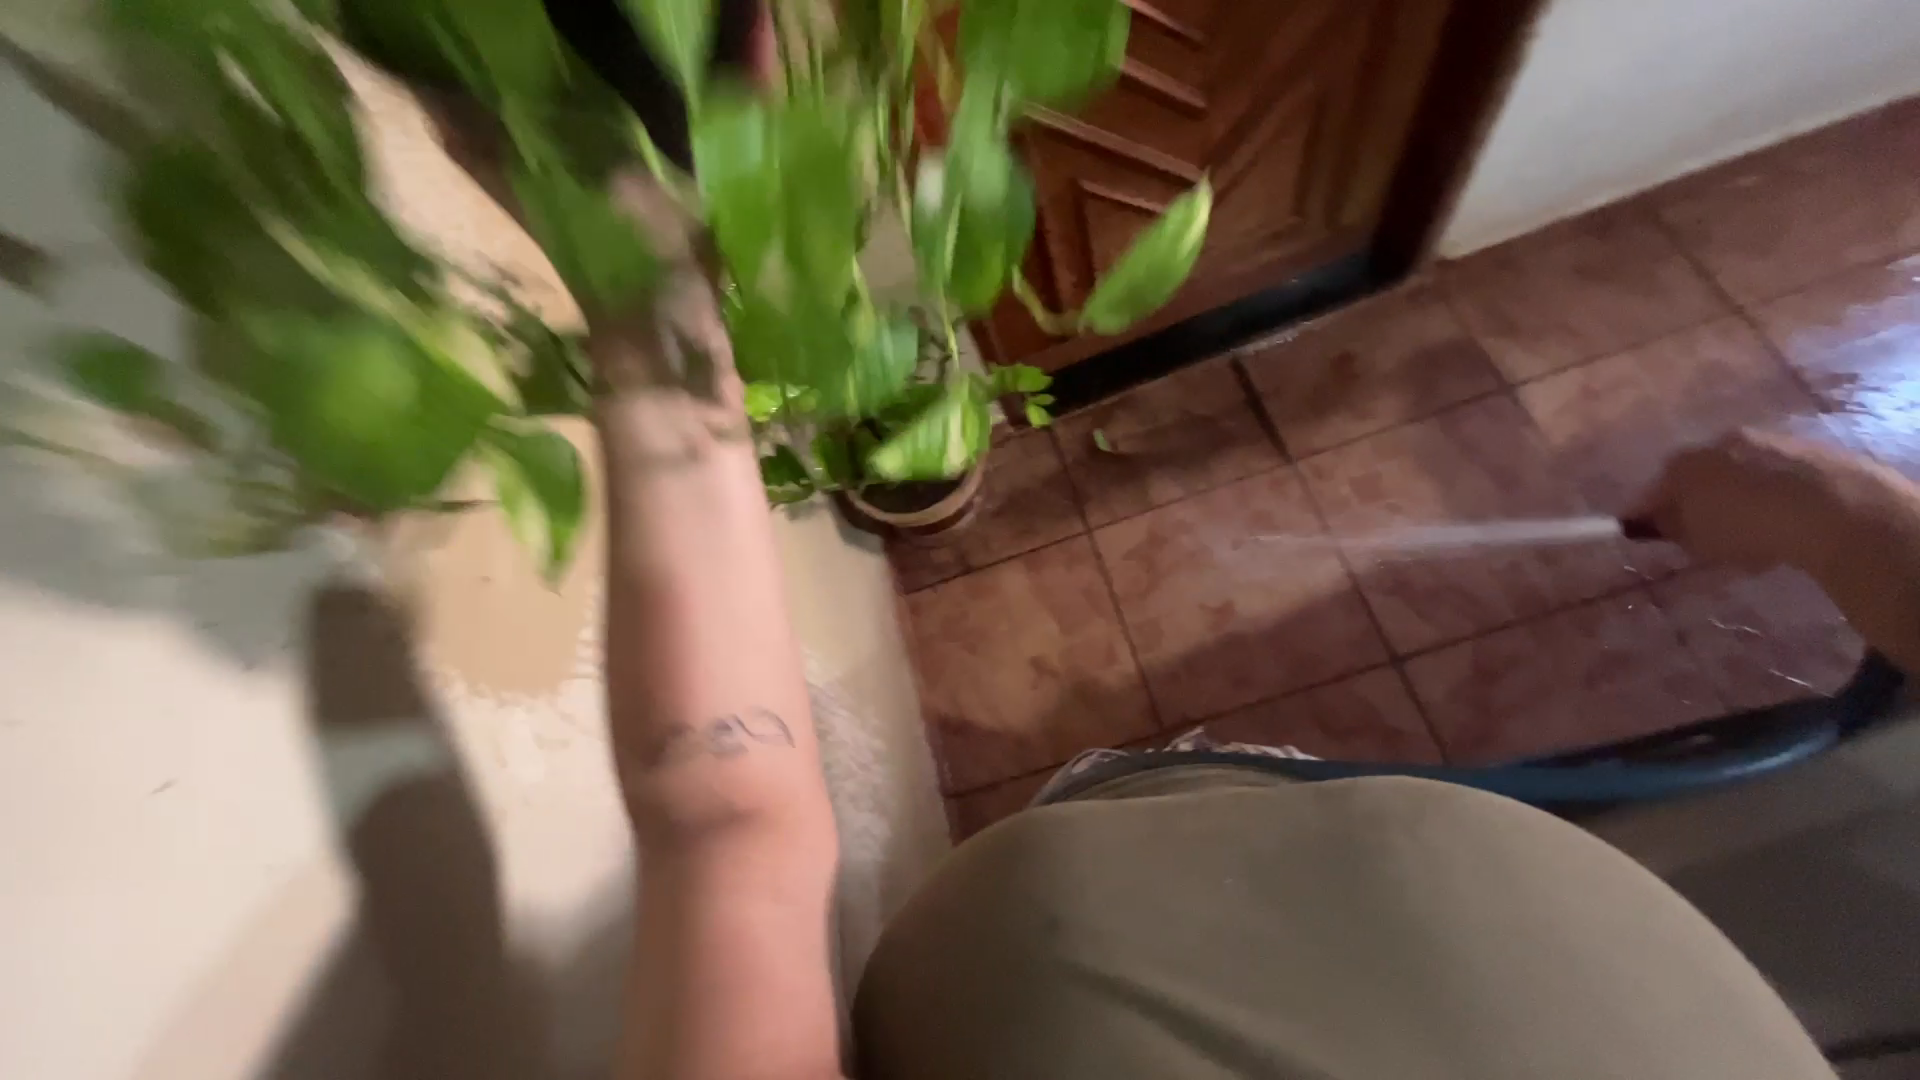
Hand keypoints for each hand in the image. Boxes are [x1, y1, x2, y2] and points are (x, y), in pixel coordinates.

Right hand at [1632, 429, 1919, 669]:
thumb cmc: (1747, 527)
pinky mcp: (1811, 449)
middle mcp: (1718, 443)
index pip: (1650, 491)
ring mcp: (1768, 441)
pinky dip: (1774, 492)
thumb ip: (1665, 528)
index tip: (1647, 535)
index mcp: (1681, 463)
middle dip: (1695, 500)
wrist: (1840, 511)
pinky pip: (1778, 475)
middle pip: (1697, 476)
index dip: (1647, 515)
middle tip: (1703, 531)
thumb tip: (1647, 522)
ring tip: (1750, 527)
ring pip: (1739, 472)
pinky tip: (1786, 517)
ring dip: (1737, 494)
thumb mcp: (1693, 539)